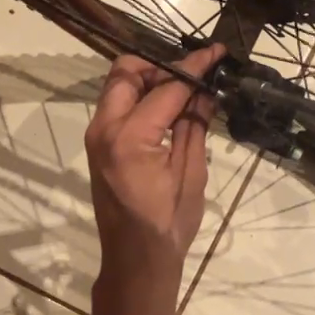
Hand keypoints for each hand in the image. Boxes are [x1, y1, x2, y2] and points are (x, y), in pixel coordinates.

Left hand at [85, 45, 223, 289]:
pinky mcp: (98, 146)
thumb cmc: (168, 225)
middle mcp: (104, 129)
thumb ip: (194, 126)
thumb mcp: (191, 173)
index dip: (194, 68)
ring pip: (118, 87)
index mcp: (129, 138)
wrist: (135, 260)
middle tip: (194, 75)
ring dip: (149, 81)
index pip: (166, 87)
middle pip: (128, 73)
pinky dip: (140, 100)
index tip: (217, 53)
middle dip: (162, 66)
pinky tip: (169, 110)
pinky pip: (117, 108)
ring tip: (185, 90)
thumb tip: (206, 92)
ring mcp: (96, 137)